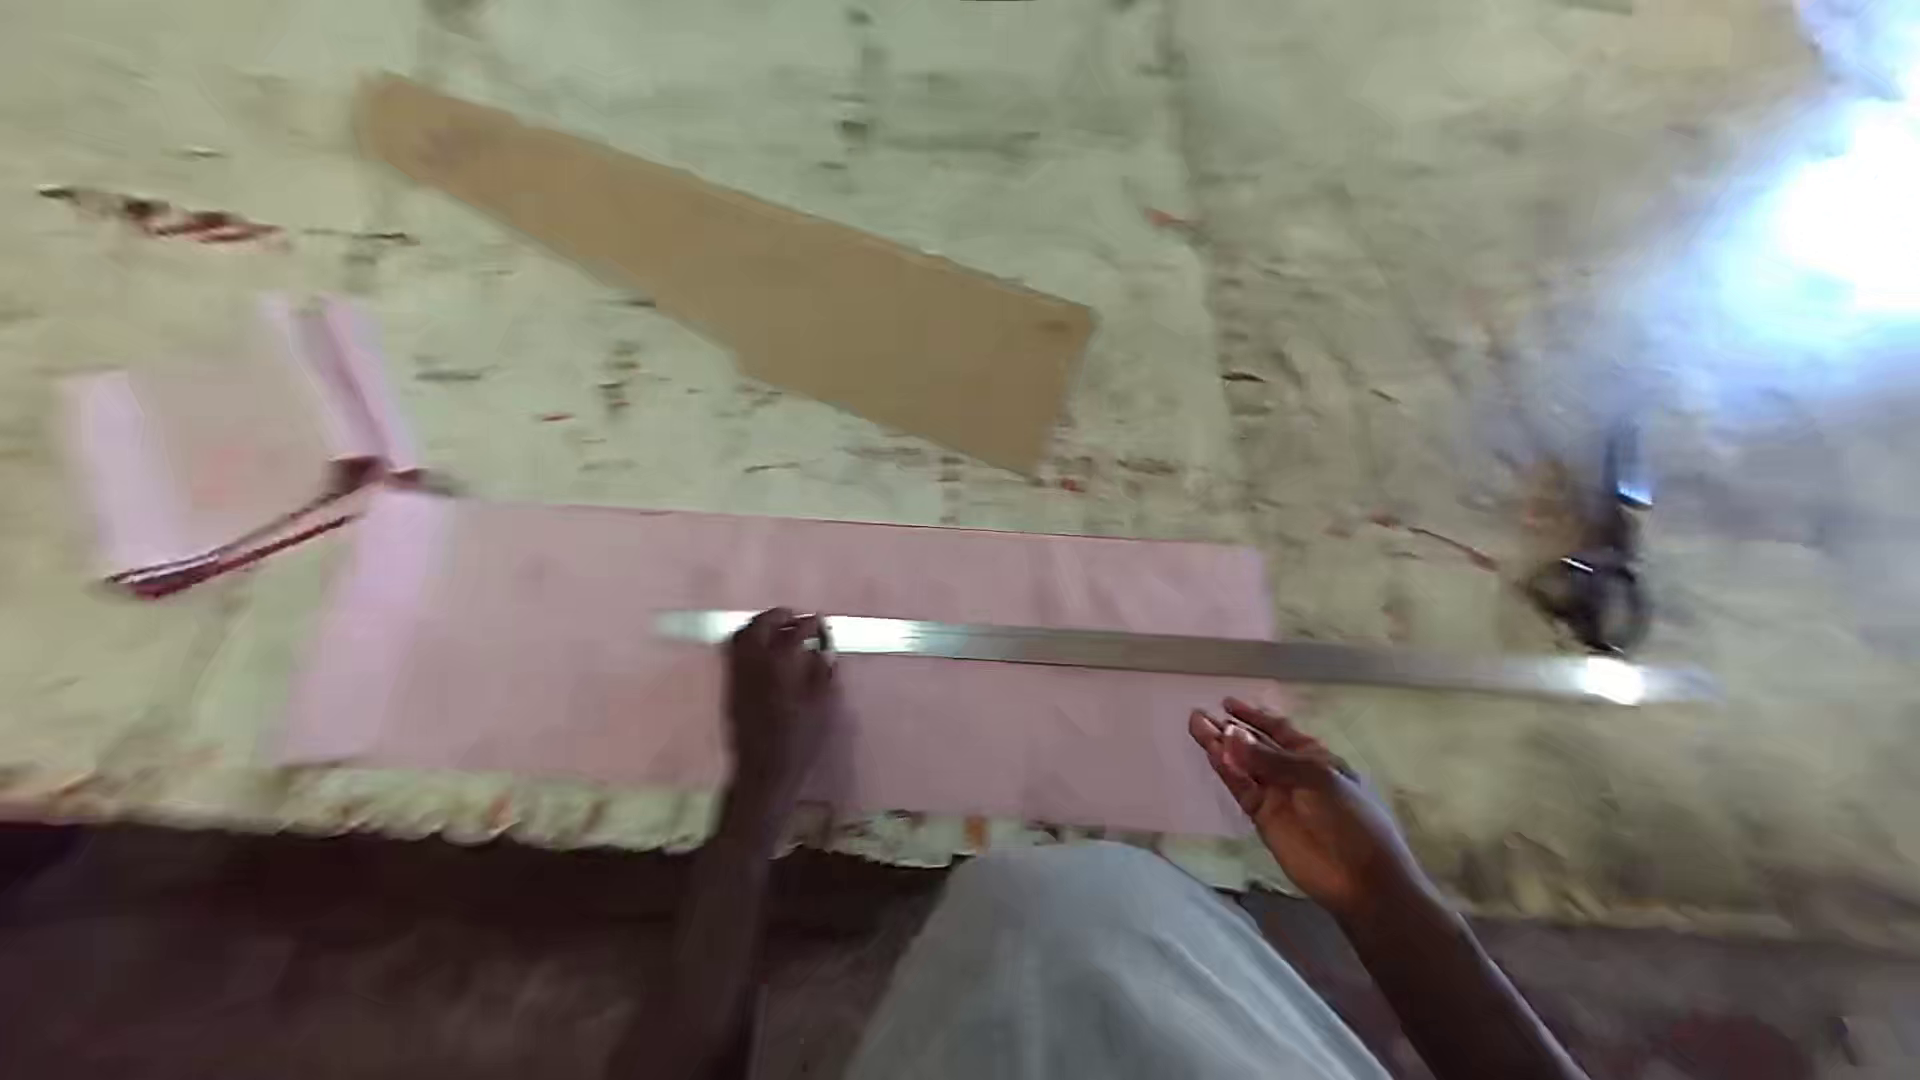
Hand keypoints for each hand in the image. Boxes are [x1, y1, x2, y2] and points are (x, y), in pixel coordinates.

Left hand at [723, 608, 840, 826]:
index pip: (793, 634)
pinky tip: (763, 651)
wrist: (763, 774)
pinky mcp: (729, 689)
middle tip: (795, 616)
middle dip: (778, 616)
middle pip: (759, 627)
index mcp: (779, 669)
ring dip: (760, 625)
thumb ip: (823, 674)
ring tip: (778, 628)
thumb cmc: (799, 744)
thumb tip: (824, 651)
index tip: (820, 622)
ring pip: (741, 637)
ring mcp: (736, 677)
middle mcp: (753, 667)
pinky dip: (748, 641)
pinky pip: (732, 653)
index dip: (809, 624)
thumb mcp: (823, 709)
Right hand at [1189, 698, 1434, 921]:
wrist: (1361, 880)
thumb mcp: (1317, 778)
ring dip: (1219, 745)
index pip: (1279, 729)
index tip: (1227, 703)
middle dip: (1228, 729)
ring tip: (1195, 725)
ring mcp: (1274, 793)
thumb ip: (1270, 758)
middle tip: (1199, 714)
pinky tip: (1211, 752)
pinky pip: (1240, 786)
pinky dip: (1226, 769)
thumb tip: (1229, 734)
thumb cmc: (1351, 820)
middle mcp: (1290, 771)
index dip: (1254, 716)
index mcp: (1314, 757)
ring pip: (1241, 763)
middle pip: (1254, 744)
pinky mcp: (1261, 815)